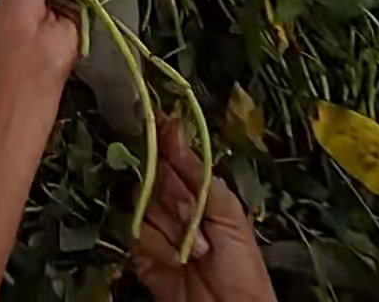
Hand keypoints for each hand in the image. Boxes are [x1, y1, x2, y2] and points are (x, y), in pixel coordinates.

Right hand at [135, 115, 274, 301]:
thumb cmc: (240, 262)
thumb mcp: (226, 209)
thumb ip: (197, 169)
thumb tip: (175, 122)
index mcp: (193, 181)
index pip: (169, 146)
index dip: (159, 130)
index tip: (153, 116)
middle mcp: (169, 194)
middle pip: (154, 170)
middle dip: (175, 193)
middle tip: (194, 214)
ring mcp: (153, 219)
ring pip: (144, 199)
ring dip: (171, 225)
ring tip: (195, 248)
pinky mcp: (141, 246)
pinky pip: (138, 229)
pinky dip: (159, 246)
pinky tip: (176, 260)